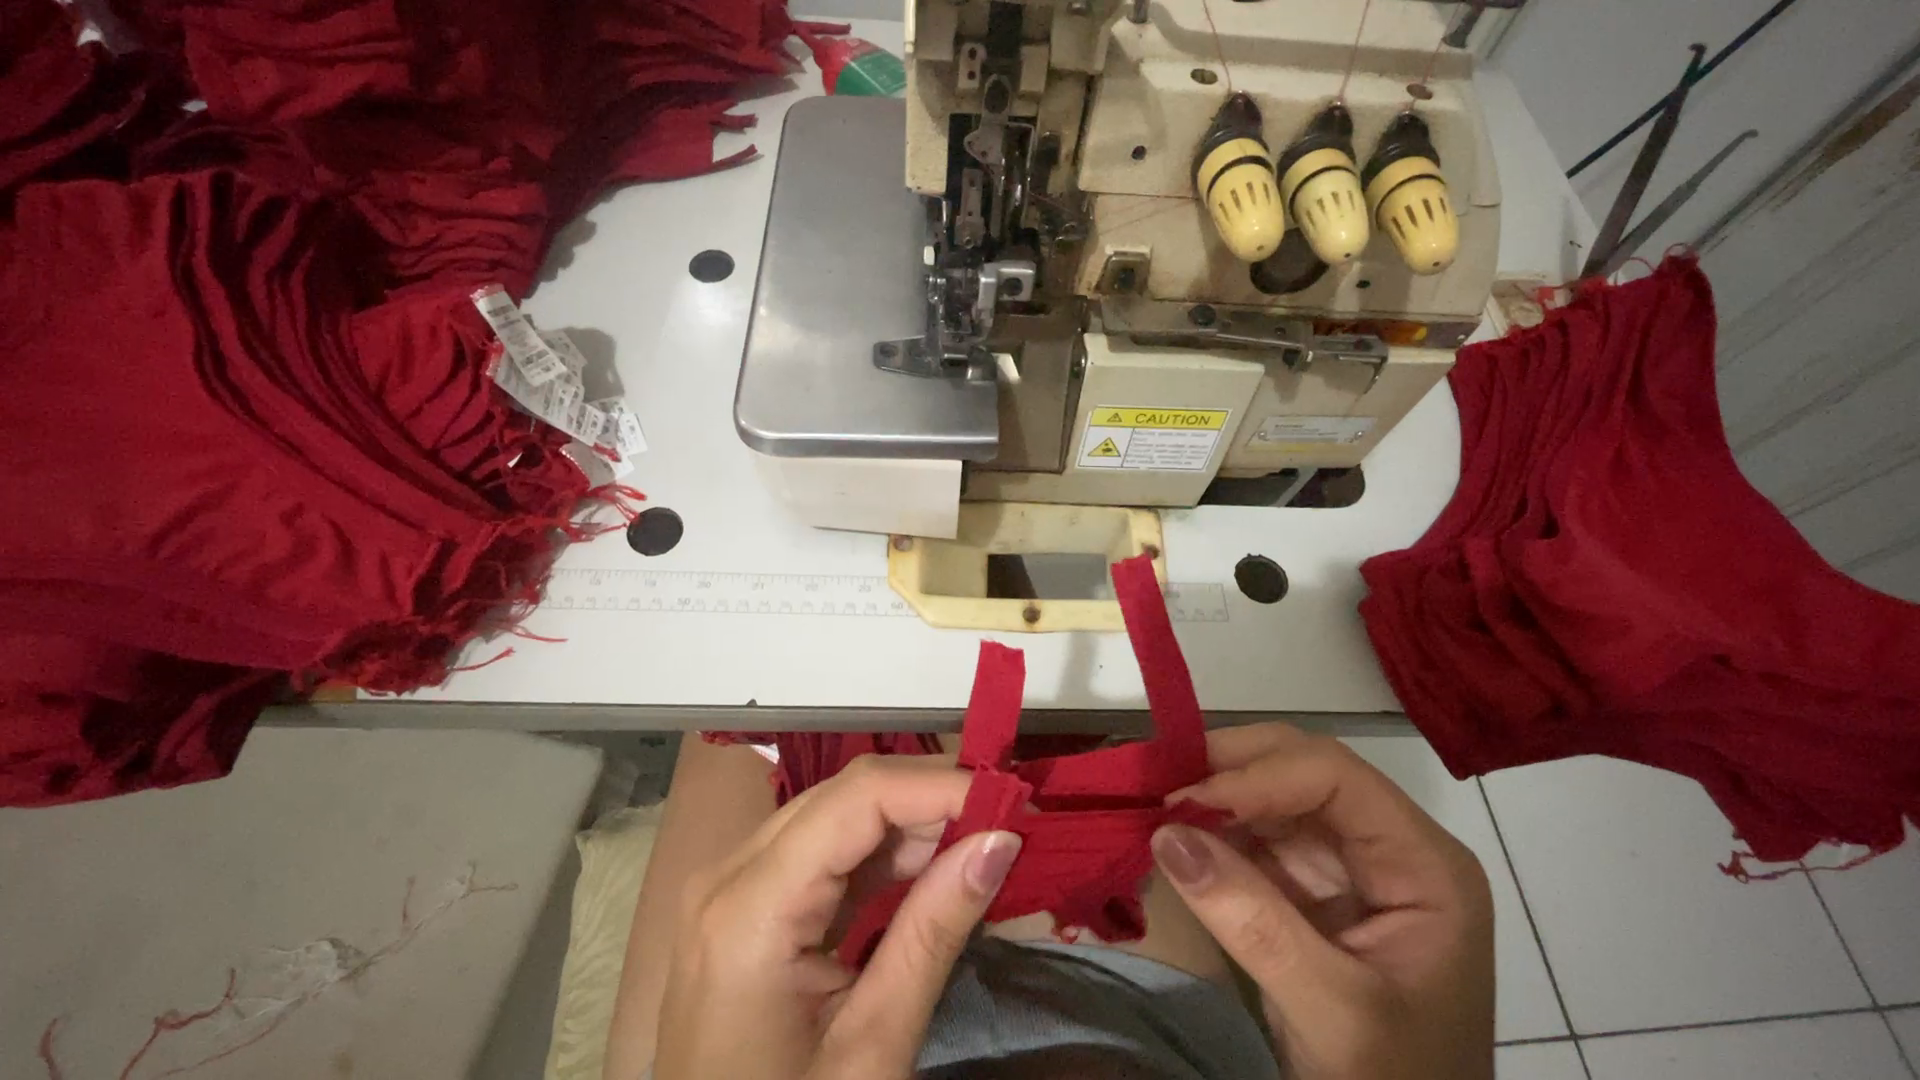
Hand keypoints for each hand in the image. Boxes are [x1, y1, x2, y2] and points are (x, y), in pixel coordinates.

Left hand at [654, 756, 1020, 1079]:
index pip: (856, 799)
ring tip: (984, 839)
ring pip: (836, 814)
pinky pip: (822, 850)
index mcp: (750, 907)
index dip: (939, 784)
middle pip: (844, 796)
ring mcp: (733, 884)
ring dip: (913, 821)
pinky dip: (882, 852)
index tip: (1014, 802)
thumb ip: (933, 932)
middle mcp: (730, 871)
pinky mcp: (745, 901)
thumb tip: (1001, 841)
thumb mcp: (873, 1046)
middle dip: (932, 797)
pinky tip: (934, 864)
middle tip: (1010, 821)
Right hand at [1152, 724, 1494, 1079]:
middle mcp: (1390, 848)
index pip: (1336, 777)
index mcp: (1424, 865)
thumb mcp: (1332, 1013)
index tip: (1185, 798)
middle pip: (1306, 770)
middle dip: (1232, 769)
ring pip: (1276, 797)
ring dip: (1215, 795)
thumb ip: (1253, 923)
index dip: (1258, 774)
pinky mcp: (1313, 890)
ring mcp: (1350, 867)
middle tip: (1159, 780)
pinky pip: (1259, 839)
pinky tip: (1176, 835)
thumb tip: (1167, 835)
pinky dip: (1214, 832)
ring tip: (1154, 802)